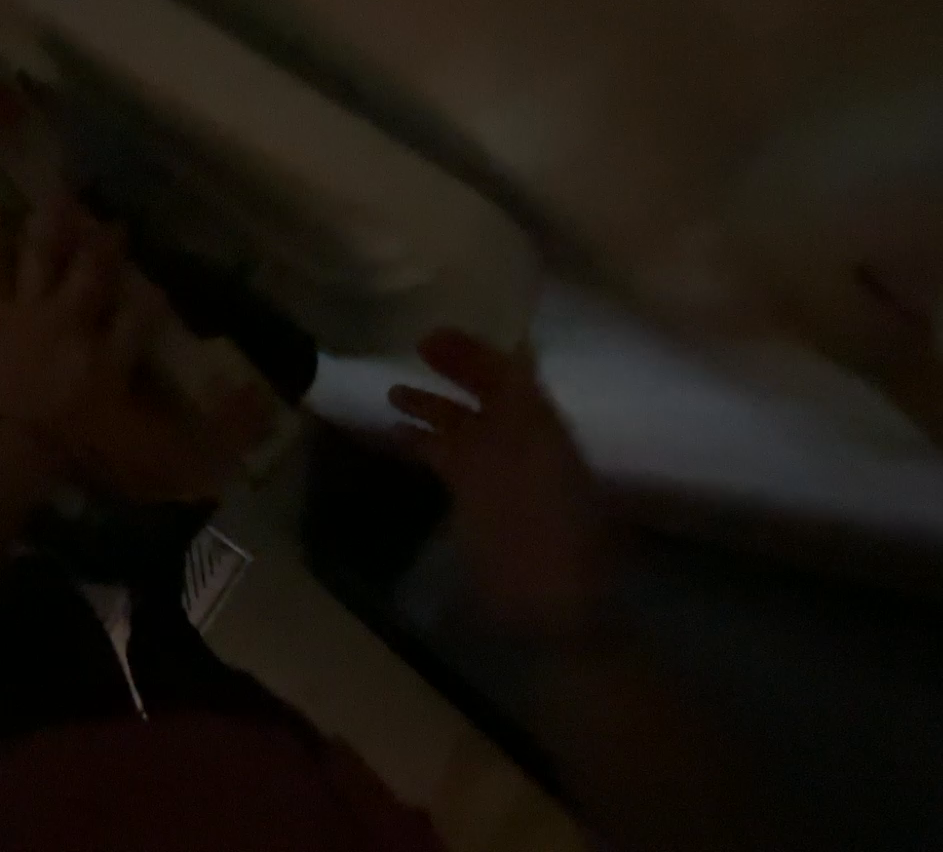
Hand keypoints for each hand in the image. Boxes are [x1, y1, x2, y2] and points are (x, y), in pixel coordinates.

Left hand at [0, 195, 258, 502]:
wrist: (11, 457)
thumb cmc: (84, 453)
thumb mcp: (156, 451)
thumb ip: (210, 434)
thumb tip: (261, 405)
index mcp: (111, 353)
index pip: (143, 312)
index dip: (154, 296)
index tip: (161, 286)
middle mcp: (73, 320)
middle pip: (93, 268)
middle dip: (107, 242)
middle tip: (117, 219)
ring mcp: (28, 312)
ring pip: (44, 254)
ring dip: (56, 222)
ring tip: (63, 187)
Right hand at [389, 330, 608, 633]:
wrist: (549, 608)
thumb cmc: (543, 533)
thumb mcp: (535, 460)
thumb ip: (524, 405)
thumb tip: (519, 352)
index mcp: (542, 431)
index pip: (511, 375)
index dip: (477, 351)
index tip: (436, 335)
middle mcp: (522, 444)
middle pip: (487, 396)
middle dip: (455, 370)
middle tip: (416, 348)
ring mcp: (499, 473)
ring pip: (463, 426)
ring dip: (433, 407)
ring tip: (393, 392)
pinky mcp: (478, 500)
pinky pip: (448, 458)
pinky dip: (424, 442)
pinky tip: (398, 435)